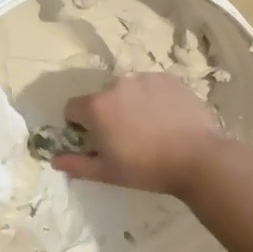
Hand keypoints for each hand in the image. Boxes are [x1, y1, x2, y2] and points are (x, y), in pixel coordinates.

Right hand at [50, 74, 224, 196]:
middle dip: (107, 113)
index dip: (78, 124)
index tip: (94, 139)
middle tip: (125, 136)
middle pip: (101, 97)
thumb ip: (77, 164)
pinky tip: (167, 119)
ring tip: (150, 127)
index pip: (72, 107)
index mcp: (96, 106)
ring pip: (128, 90)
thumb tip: (54, 160)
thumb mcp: (107, 173)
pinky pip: (152, 85)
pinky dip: (154, 98)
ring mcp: (145, 78)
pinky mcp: (170, 79)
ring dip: (130, 103)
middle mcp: (117, 84)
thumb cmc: (146, 168)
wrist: (198, 159)